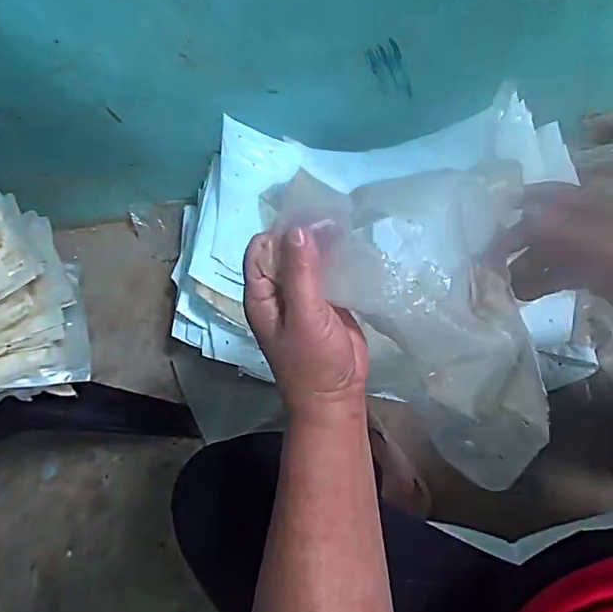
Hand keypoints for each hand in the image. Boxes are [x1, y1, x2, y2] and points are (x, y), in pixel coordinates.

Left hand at [244, 226, 369, 417]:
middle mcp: (278, 291)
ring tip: (342, 220)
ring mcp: (303, 296)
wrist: (337, 398)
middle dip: (303, 232)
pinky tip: (351, 243)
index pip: (261, 250)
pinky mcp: (326, 301)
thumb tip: (298, 230)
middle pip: (285, 250)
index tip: (306, 216)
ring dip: (321, 242)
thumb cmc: (313, 363)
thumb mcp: (305, 316)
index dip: (280, 232)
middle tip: (330, 213)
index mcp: (262, 295)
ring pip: (307, 258)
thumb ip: (301, 274)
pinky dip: (336, 258)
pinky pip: (326, 271)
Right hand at [494, 182, 612, 327]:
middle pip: (546, 227)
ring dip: (528, 266)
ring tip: (505, 286)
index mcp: (593, 206)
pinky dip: (545, 280)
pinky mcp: (605, 276)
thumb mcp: (599, 243)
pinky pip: (566, 273)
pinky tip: (528, 293)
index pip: (550, 195)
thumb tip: (521, 218)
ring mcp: (599, 250)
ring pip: (554, 253)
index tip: (494, 212)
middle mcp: (592, 223)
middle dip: (518, 241)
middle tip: (489, 261)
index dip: (521, 200)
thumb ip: (557, 231)